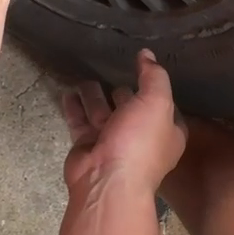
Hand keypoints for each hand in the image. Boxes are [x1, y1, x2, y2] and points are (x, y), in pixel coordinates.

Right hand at [60, 50, 186, 196]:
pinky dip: (74, 106)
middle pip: (130, 108)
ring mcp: (112, 143)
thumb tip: (147, 54)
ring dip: (94, 96)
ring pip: (102, 112)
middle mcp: (140, 138)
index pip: (163, 106)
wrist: (106, 180)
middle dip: (122, 92)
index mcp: (166, 132)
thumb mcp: (156, 102)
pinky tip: (67, 91)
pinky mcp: (87, 146)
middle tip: (111, 68)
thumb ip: (153, 76)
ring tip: (84, 76)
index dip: (155, 88)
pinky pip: (80, 120)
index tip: (144, 67)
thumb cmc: (139, 141)